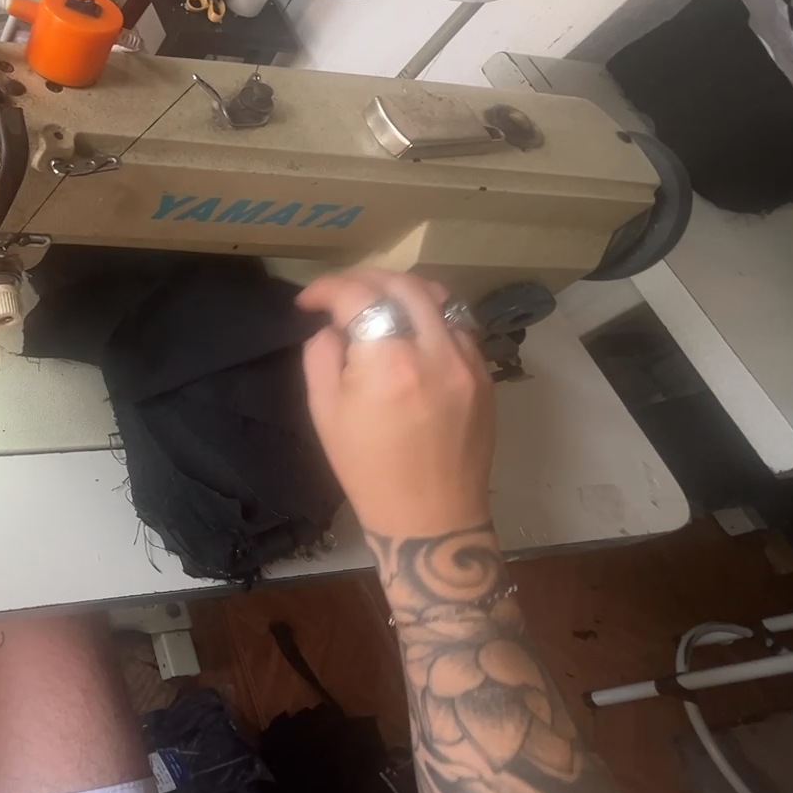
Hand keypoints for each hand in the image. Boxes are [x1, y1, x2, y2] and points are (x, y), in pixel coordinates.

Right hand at [297, 270, 493, 537]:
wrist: (430, 513)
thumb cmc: (365, 466)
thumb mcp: (323, 410)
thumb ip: (321, 356)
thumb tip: (331, 327)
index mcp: (387, 362)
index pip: (357, 296)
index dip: (326, 289)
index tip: (307, 301)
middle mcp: (434, 351)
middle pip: (401, 284)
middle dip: (362, 279)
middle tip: (337, 295)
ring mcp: (468, 361)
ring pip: (438, 296)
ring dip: (399, 288)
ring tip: (375, 303)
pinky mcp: (484, 374)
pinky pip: (458, 324)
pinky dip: (428, 313)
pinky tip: (408, 330)